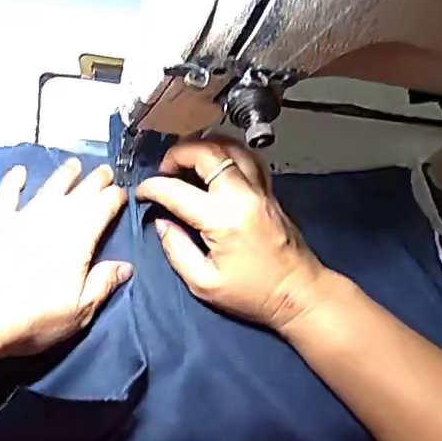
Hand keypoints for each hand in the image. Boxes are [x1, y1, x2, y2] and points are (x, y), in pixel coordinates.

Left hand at [0, 158, 132, 356]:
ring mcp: (24, 216)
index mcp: (81, 236)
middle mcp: (55, 218)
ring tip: (74, 164)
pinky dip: (14, 181)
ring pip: (49, 187)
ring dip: (64, 175)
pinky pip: (8, 194)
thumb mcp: (79, 309)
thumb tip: (125, 267)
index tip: (122, 192)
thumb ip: (103, 283)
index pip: (104, 207)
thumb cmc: (35, 316)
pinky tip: (18, 172)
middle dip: (96, 180)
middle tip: (106, 170)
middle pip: (81, 192)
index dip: (115, 197)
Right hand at [135, 137, 333, 331]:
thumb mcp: (202, 282)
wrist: (299, 294)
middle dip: (177, 154)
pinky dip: (228, 153)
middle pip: (207, 153)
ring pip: (231, 147)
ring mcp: (260, 190)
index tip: (142, 192)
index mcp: (222, 219)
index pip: (177, 190)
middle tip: (164, 169)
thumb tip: (161, 222)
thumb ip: (176, 249)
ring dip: (205, 146)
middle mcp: (242, 196)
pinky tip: (216, 163)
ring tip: (187, 159)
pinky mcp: (270, 192)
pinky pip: (249, 158)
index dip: (152, 187)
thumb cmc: (252, 294)